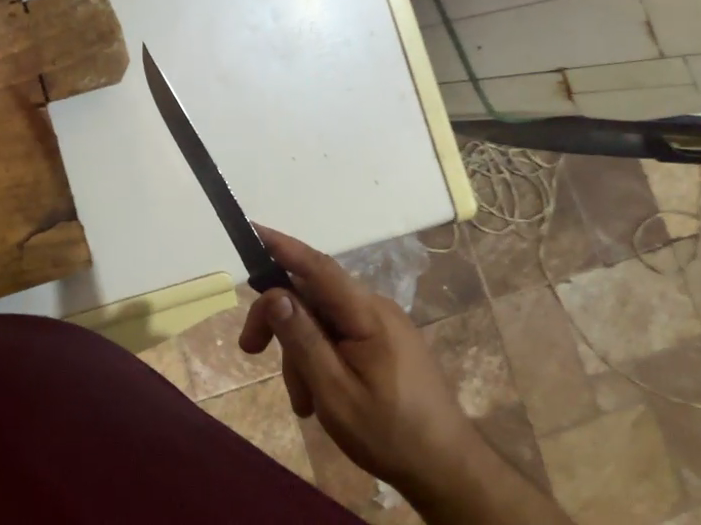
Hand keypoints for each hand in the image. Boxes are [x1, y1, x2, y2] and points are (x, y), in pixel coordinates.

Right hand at [237, 225, 484, 498]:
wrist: (450, 473)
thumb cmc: (391, 434)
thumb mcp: (335, 392)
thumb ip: (303, 339)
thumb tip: (274, 293)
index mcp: (368, 315)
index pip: (318, 267)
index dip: (283, 246)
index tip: (251, 229)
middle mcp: (376, 310)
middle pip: (311, 297)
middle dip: (280, 324)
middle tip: (250, 351)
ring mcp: (383, 326)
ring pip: (321, 321)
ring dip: (301, 354)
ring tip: (303, 402)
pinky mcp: (385, 344)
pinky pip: (338, 336)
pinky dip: (320, 360)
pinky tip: (318, 397)